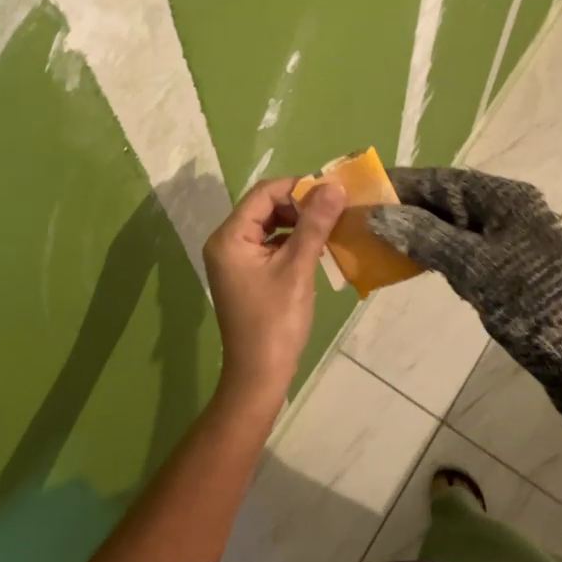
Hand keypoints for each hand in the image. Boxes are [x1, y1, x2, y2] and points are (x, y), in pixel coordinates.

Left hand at [202, 177, 346, 404]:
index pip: (264, 193)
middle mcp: (225, 242)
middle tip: (336, 209)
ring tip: (331, 227)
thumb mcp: (297, 269)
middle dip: (300, 205)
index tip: (333, 191)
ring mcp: (234, 260)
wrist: (259, 375)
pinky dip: (292, 242)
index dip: (298, 187)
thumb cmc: (275, 322)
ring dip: (298, 224)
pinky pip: (269, 245)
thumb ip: (314, 224)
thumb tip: (334, 185)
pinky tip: (317, 248)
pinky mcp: (245, 274)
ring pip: (269, 226)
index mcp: (229, 237)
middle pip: (265, 207)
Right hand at [366, 167, 561, 424]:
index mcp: (505, 199)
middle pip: (446, 200)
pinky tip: (409, 259)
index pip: (444, 181)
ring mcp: (505, 237)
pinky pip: (459, 246)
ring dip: (416, 230)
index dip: (402, 184)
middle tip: (364, 217)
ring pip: (450, 224)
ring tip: (377, 237)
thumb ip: (424, 236)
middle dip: (406, 208)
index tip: (364, 190)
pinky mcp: (502, 264)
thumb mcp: (473, 265)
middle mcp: (506, 209)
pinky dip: (433, 250)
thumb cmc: (527, 299)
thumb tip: (377, 214)